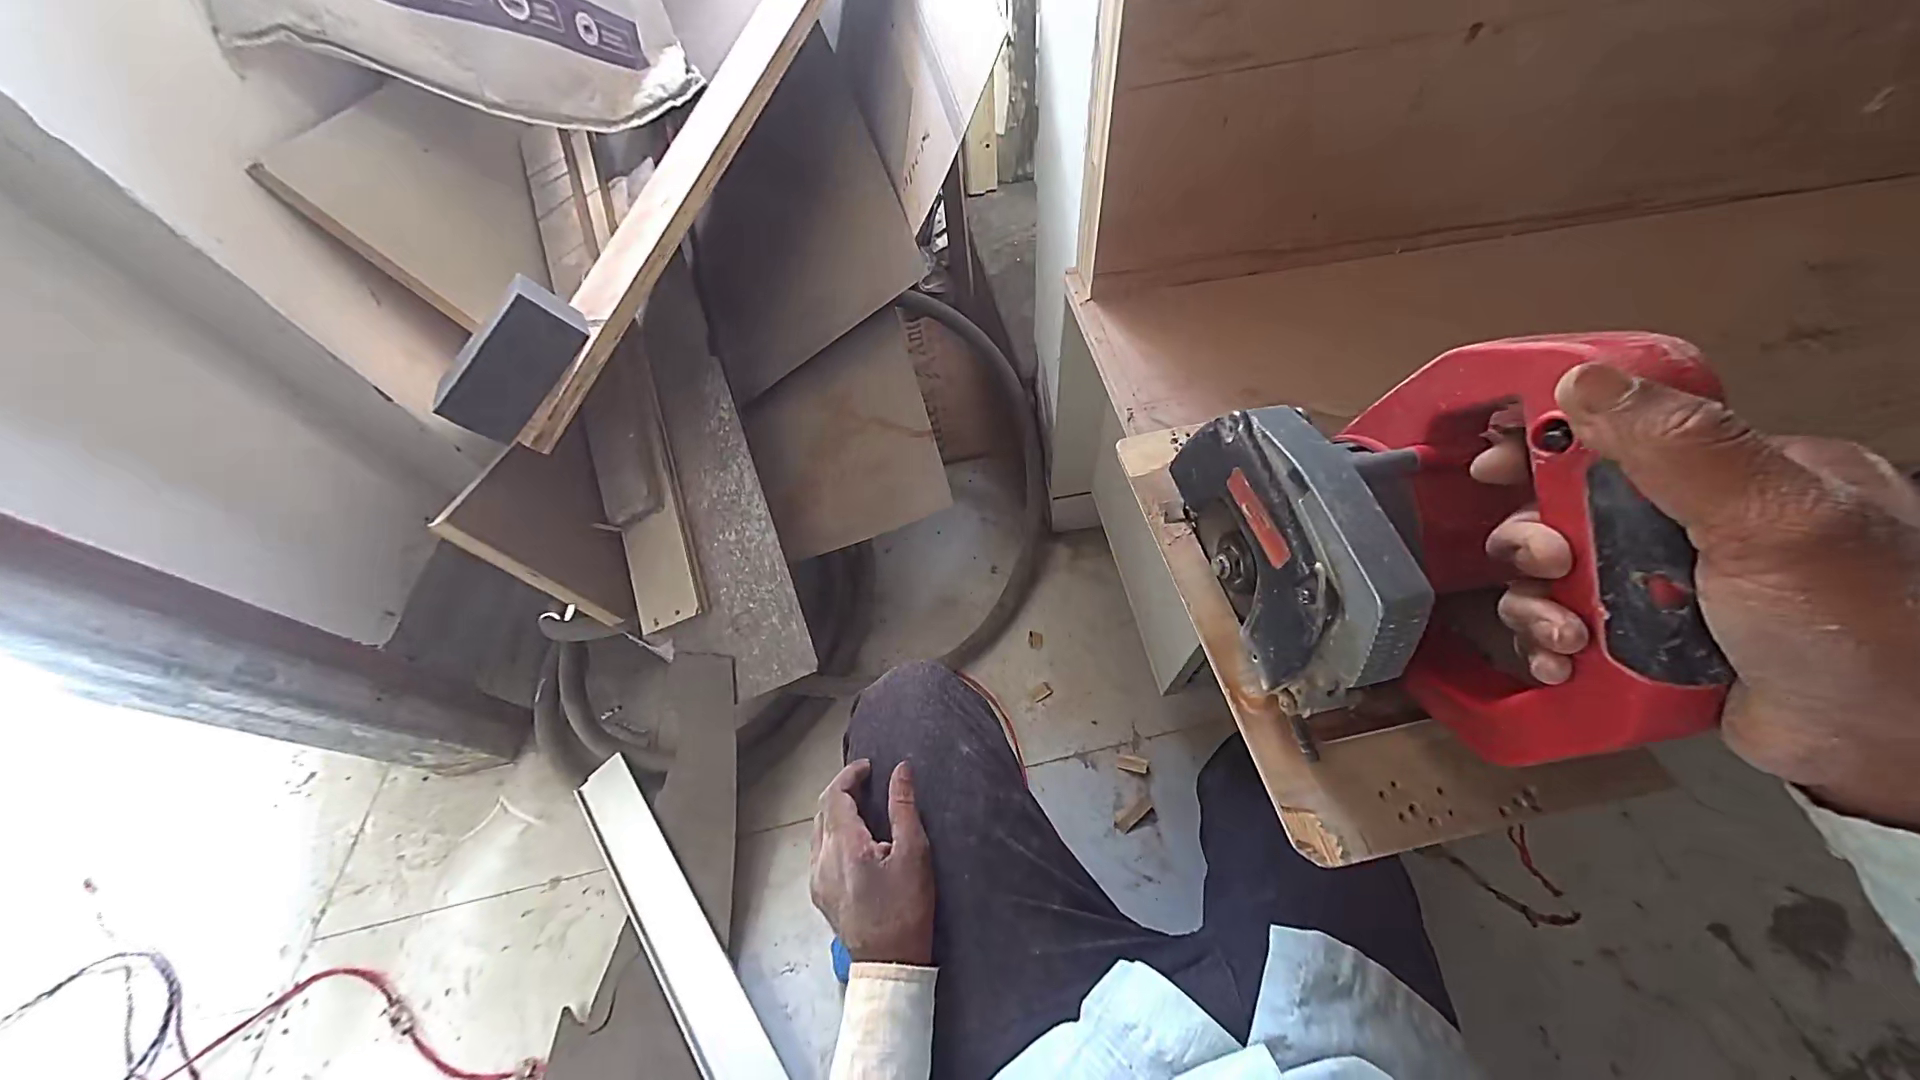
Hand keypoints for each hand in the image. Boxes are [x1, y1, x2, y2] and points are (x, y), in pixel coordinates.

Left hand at [809, 759, 934, 964]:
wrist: (889, 963)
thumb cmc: (906, 909)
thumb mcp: (914, 853)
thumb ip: (903, 807)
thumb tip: (901, 770)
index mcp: (844, 846)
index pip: (835, 795)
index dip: (850, 775)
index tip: (868, 767)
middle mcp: (822, 859)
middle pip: (823, 809)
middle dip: (843, 789)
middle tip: (868, 782)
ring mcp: (817, 878)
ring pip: (819, 830)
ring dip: (836, 810)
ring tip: (862, 804)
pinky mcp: (819, 893)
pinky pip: (820, 850)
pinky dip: (833, 832)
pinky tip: (854, 837)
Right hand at [1475, 362, 1919, 827]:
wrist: (1896, 753)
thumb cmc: (1858, 625)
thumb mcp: (1775, 520)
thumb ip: (1682, 448)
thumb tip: (1583, 381)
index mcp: (1725, 480)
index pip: (1611, 441)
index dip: (1541, 448)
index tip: (1495, 466)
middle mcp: (1683, 529)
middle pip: (1558, 516)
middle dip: (1531, 544)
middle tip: (1548, 566)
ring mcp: (1656, 589)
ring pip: (1547, 580)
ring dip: (1534, 607)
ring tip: (1566, 638)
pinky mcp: (1637, 642)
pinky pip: (1556, 630)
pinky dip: (1545, 646)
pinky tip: (1562, 663)